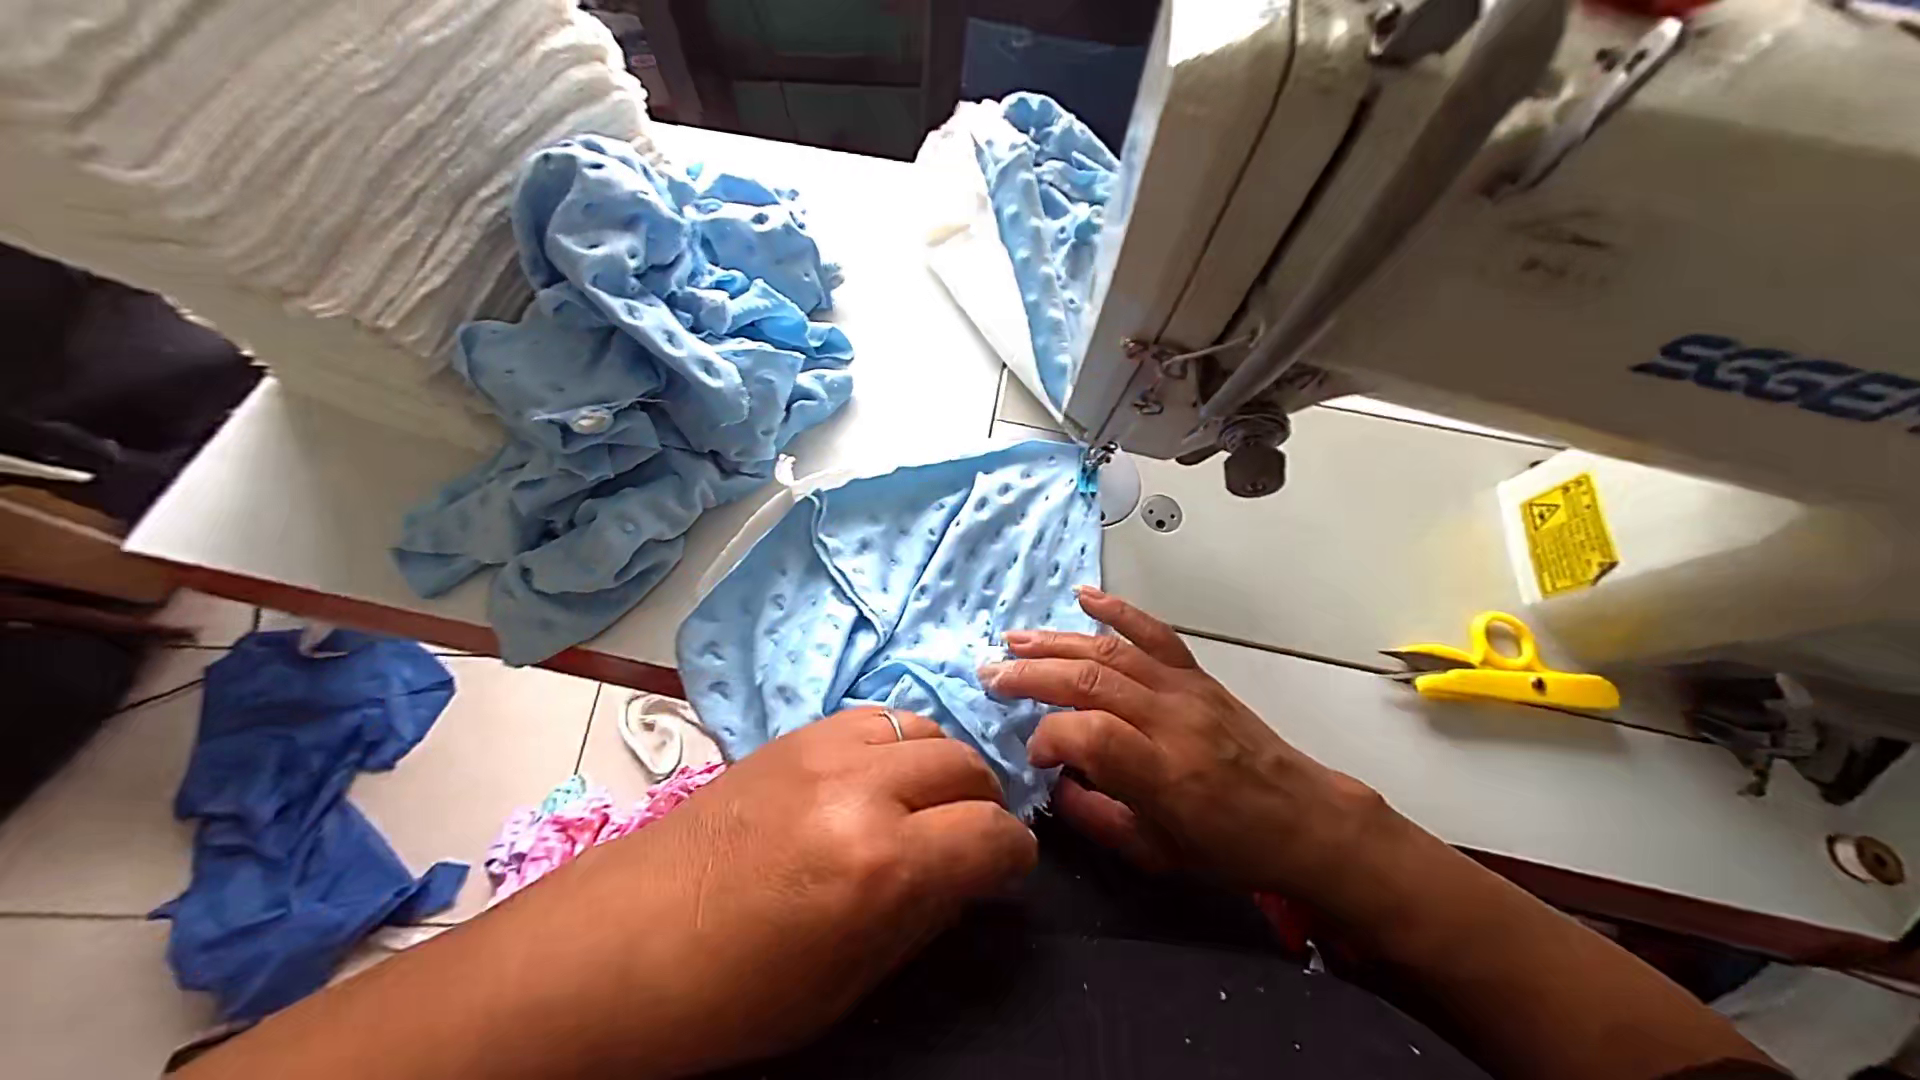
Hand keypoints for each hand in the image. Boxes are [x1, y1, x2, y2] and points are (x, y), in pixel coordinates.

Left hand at [579, 706, 1037, 1072]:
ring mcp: (826, 749)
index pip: (991, 835)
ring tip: (931, 800)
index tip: (1007, 868)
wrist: (622, 939)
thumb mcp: (848, 981)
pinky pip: (878, 717)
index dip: (1013, 855)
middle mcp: (863, 788)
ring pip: (928, 730)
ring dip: (945, 767)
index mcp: (881, 864)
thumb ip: (925, 915)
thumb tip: (969, 874)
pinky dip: (900, 742)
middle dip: (985, 805)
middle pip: (967, 768)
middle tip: (971, 837)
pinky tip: (884, 773)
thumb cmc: (734, 990)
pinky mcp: (796, 733)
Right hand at [980, 587, 1386, 897]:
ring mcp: (1184, 689)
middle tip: (989, 673)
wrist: (1304, 818)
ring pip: (1109, 650)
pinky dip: (1116, 610)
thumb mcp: (1156, 853)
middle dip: (1030, 673)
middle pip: (1088, 679)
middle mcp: (1171, 720)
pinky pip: (1152, 633)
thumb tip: (1052, 778)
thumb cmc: (1229, 846)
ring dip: (1055, 641)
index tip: (1032, 754)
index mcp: (1162, 774)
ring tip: (1013, 640)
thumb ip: (1094, 816)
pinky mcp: (1196, 675)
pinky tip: (1083, 596)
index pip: (1088, 734)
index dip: (1047, 738)